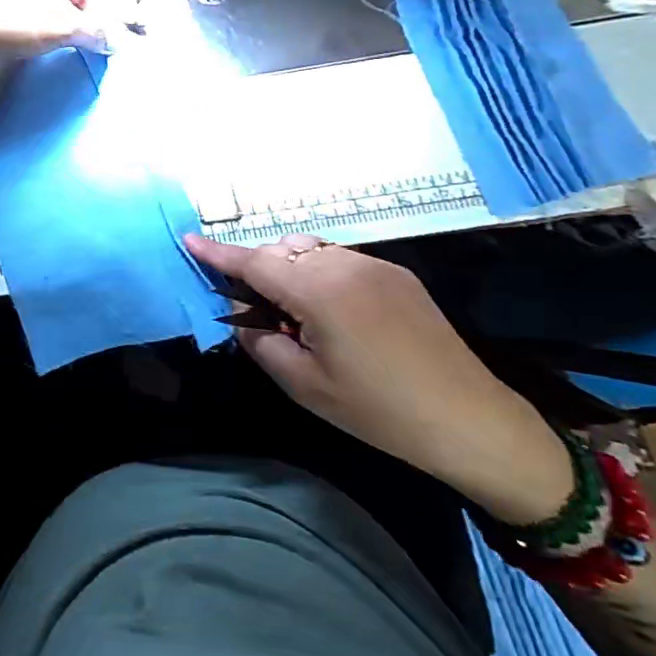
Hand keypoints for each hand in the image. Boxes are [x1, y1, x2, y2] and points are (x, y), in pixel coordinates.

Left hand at [0, 0, 108, 82]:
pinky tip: (50, 32)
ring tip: (76, 34)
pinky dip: (54, 12)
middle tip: (99, 29)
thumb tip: (115, 39)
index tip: (123, 16)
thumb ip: (98, 31)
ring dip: (75, 9)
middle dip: (97, 1)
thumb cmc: (14, 20)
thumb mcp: (65, 27)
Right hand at [185, 233, 574, 524]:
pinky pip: (343, 260)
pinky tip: (333, 314)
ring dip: (292, 268)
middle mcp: (345, 263)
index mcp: (318, 289)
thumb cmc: (376, 409)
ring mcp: (376, 264)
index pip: (255, 260)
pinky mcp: (398, 275)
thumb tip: (242, 316)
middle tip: (254, 308)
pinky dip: (322, 273)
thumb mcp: (304, 384)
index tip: (190, 239)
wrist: (465, 416)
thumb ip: (261, 341)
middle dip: (259, 266)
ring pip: (314, 250)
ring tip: (294, 314)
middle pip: (284, 248)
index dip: (219, 253)